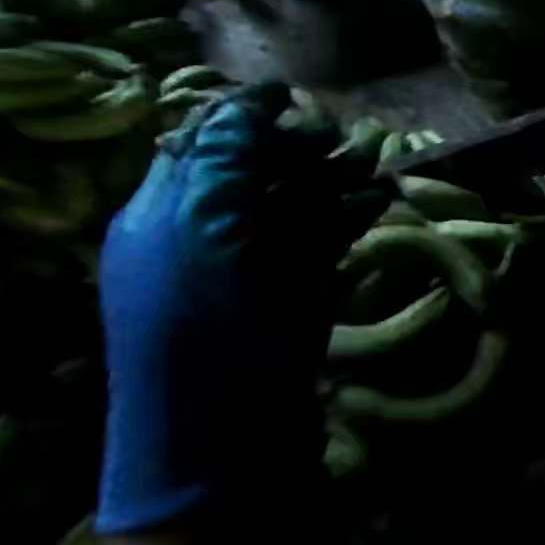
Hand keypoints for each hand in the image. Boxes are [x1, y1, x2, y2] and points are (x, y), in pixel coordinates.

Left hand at [96, 85, 382, 533]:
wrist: (224, 443)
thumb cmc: (199, 333)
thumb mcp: (195, 233)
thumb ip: (219, 160)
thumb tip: (256, 101)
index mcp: (168, 214)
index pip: (205, 143)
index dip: (246, 118)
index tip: (294, 103)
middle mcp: (210, 233)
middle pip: (257, 169)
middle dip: (299, 149)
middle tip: (341, 143)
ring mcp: (257, 266)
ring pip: (297, 202)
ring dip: (333, 179)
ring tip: (371, 165)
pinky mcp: (296, 291)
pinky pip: (323, 237)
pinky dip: (348, 214)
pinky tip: (376, 200)